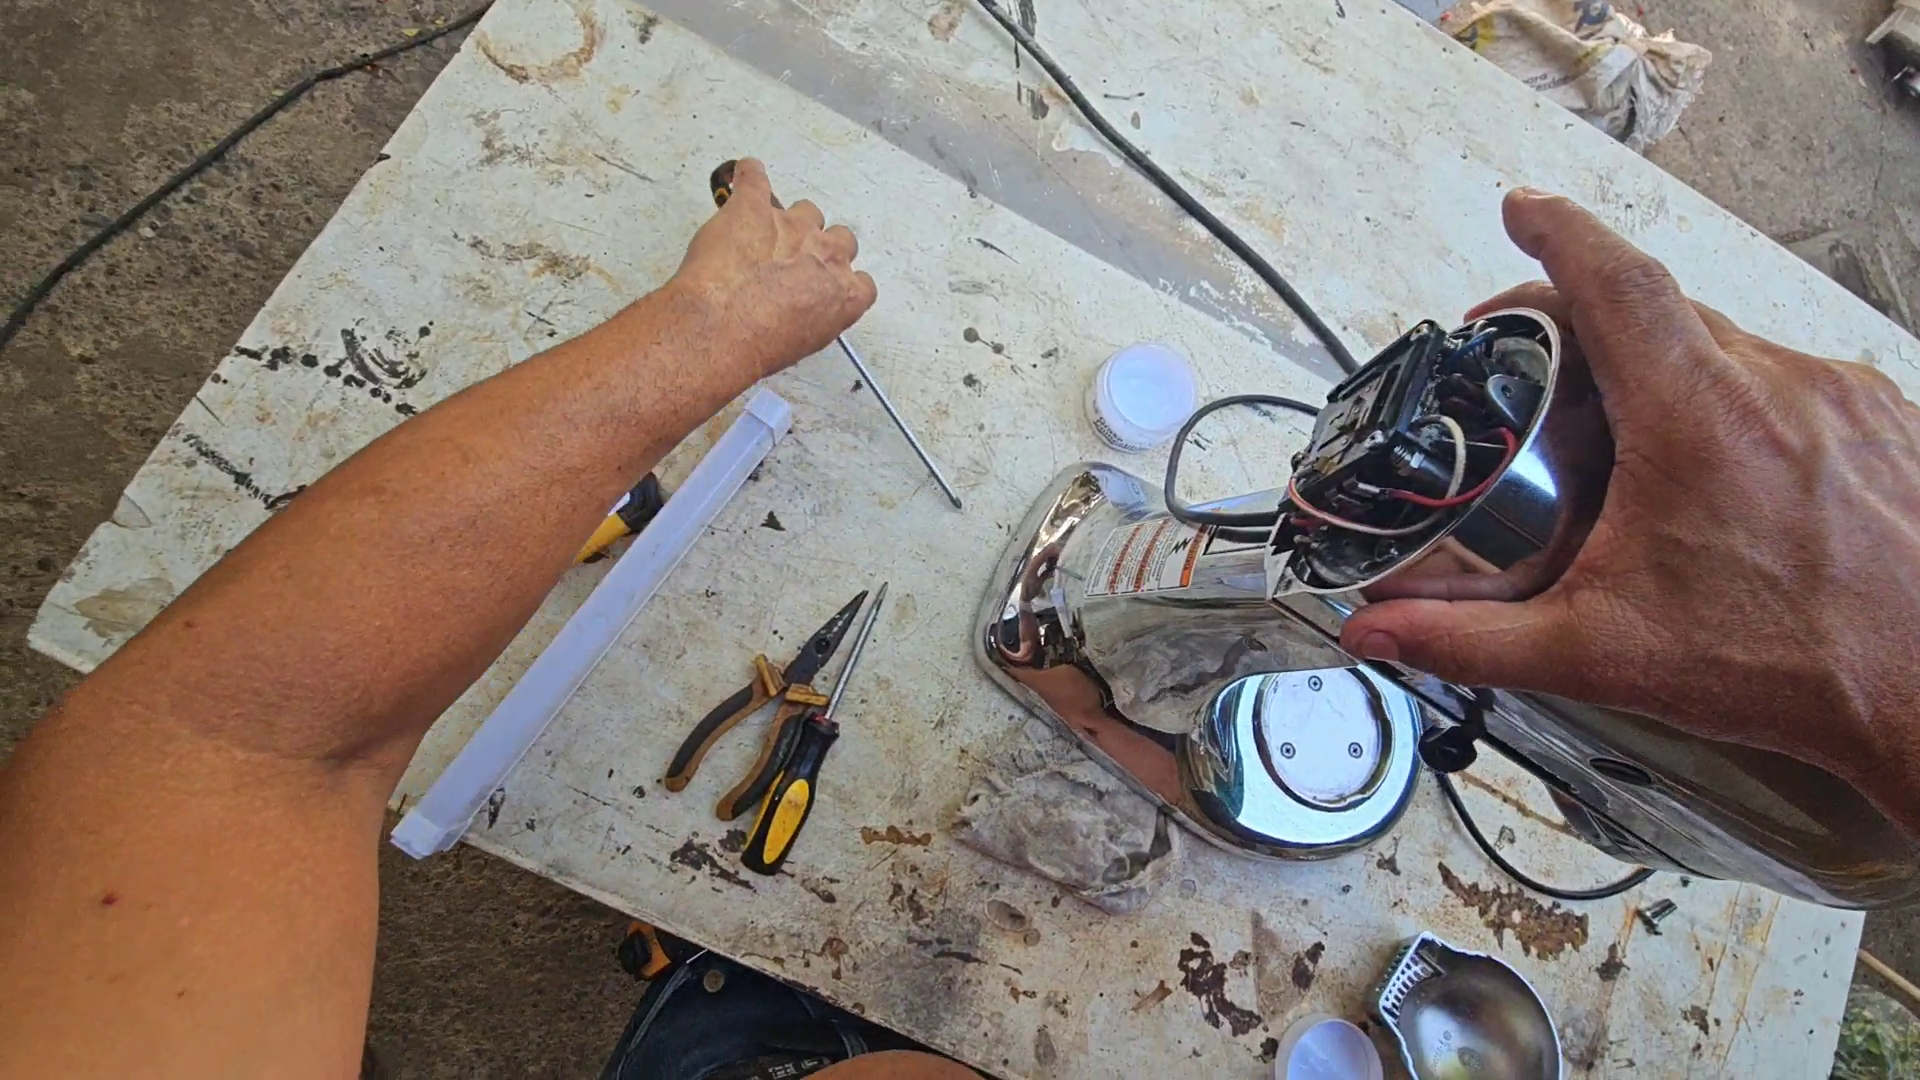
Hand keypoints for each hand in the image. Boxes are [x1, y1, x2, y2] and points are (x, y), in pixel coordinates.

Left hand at [664, 158, 877, 381]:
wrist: (725, 325)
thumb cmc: (761, 343)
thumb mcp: (803, 344)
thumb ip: (814, 318)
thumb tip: (800, 316)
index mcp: (845, 294)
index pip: (862, 283)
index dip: (843, 281)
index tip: (828, 286)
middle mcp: (828, 255)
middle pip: (841, 239)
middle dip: (822, 248)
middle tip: (798, 261)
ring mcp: (793, 226)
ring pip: (807, 210)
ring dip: (791, 219)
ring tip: (767, 234)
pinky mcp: (755, 206)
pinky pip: (755, 176)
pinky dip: (749, 177)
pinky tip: (742, 181)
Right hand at [1340, 188, 1919, 827]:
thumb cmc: (1791, 665)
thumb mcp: (1590, 653)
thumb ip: (1462, 639)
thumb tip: (1369, 629)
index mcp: (1698, 422)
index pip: (1620, 287)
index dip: (1560, 234)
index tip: (1519, 208)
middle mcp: (1777, 388)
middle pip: (1649, 312)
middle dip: (1567, 327)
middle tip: (1512, 372)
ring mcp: (1840, 399)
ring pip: (1707, 343)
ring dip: (1631, 369)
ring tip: (1589, 438)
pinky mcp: (1875, 422)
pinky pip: (1763, 375)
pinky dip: (1698, 396)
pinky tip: (1679, 468)